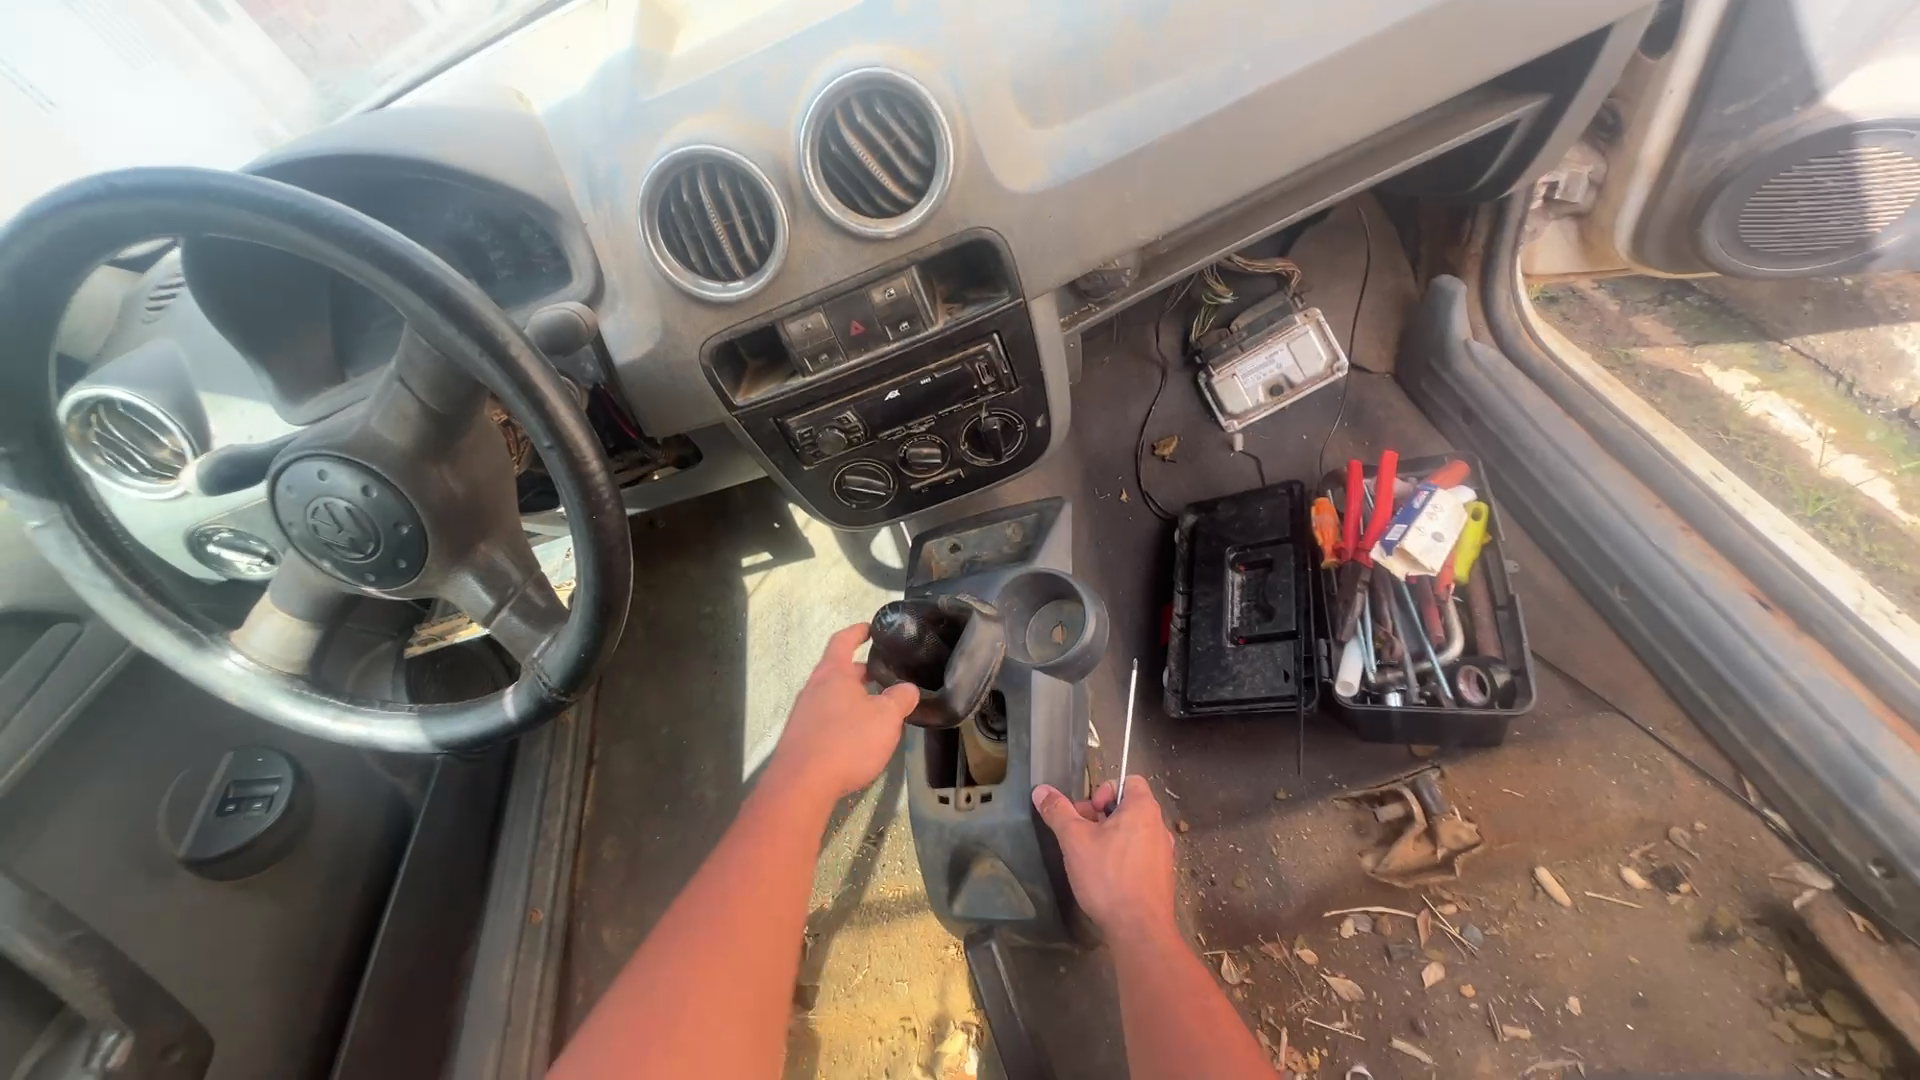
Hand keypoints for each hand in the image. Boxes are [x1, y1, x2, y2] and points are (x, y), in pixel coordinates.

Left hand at [766, 623, 919, 803]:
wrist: (802, 785)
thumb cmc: (846, 741)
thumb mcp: (885, 718)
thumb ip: (900, 699)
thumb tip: (908, 689)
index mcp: (833, 673)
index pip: (843, 641)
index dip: (857, 632)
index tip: (871, 629)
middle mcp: (814, 688)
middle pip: (839, 671)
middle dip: (863, 672)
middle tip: (887, 676)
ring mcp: (804, 714)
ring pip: (834, 697)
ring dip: (855, 698)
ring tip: (879, 709)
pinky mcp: (802, 738)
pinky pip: (827, 719)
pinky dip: (845, 719)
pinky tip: (860, 737)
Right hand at [1032, 775, 1177, 943]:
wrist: (1139, 930)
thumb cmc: (1108, 877)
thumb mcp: (1074, 840)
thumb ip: (1058, 811)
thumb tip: (1041, 790)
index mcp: (1143, 809)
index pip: (1129, 780)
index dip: (1104, 789)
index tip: (1088, 811)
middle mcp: (1159, 826)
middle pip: (1128, 806)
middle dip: (1101, 815)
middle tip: (1080, 834)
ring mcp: (1163, 853)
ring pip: (1133, 832)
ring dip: (1110, 836)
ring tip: (1090, 857)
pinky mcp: (1161, 877)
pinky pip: (1140, 854)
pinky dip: (1122, 857)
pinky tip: (1105, 877)